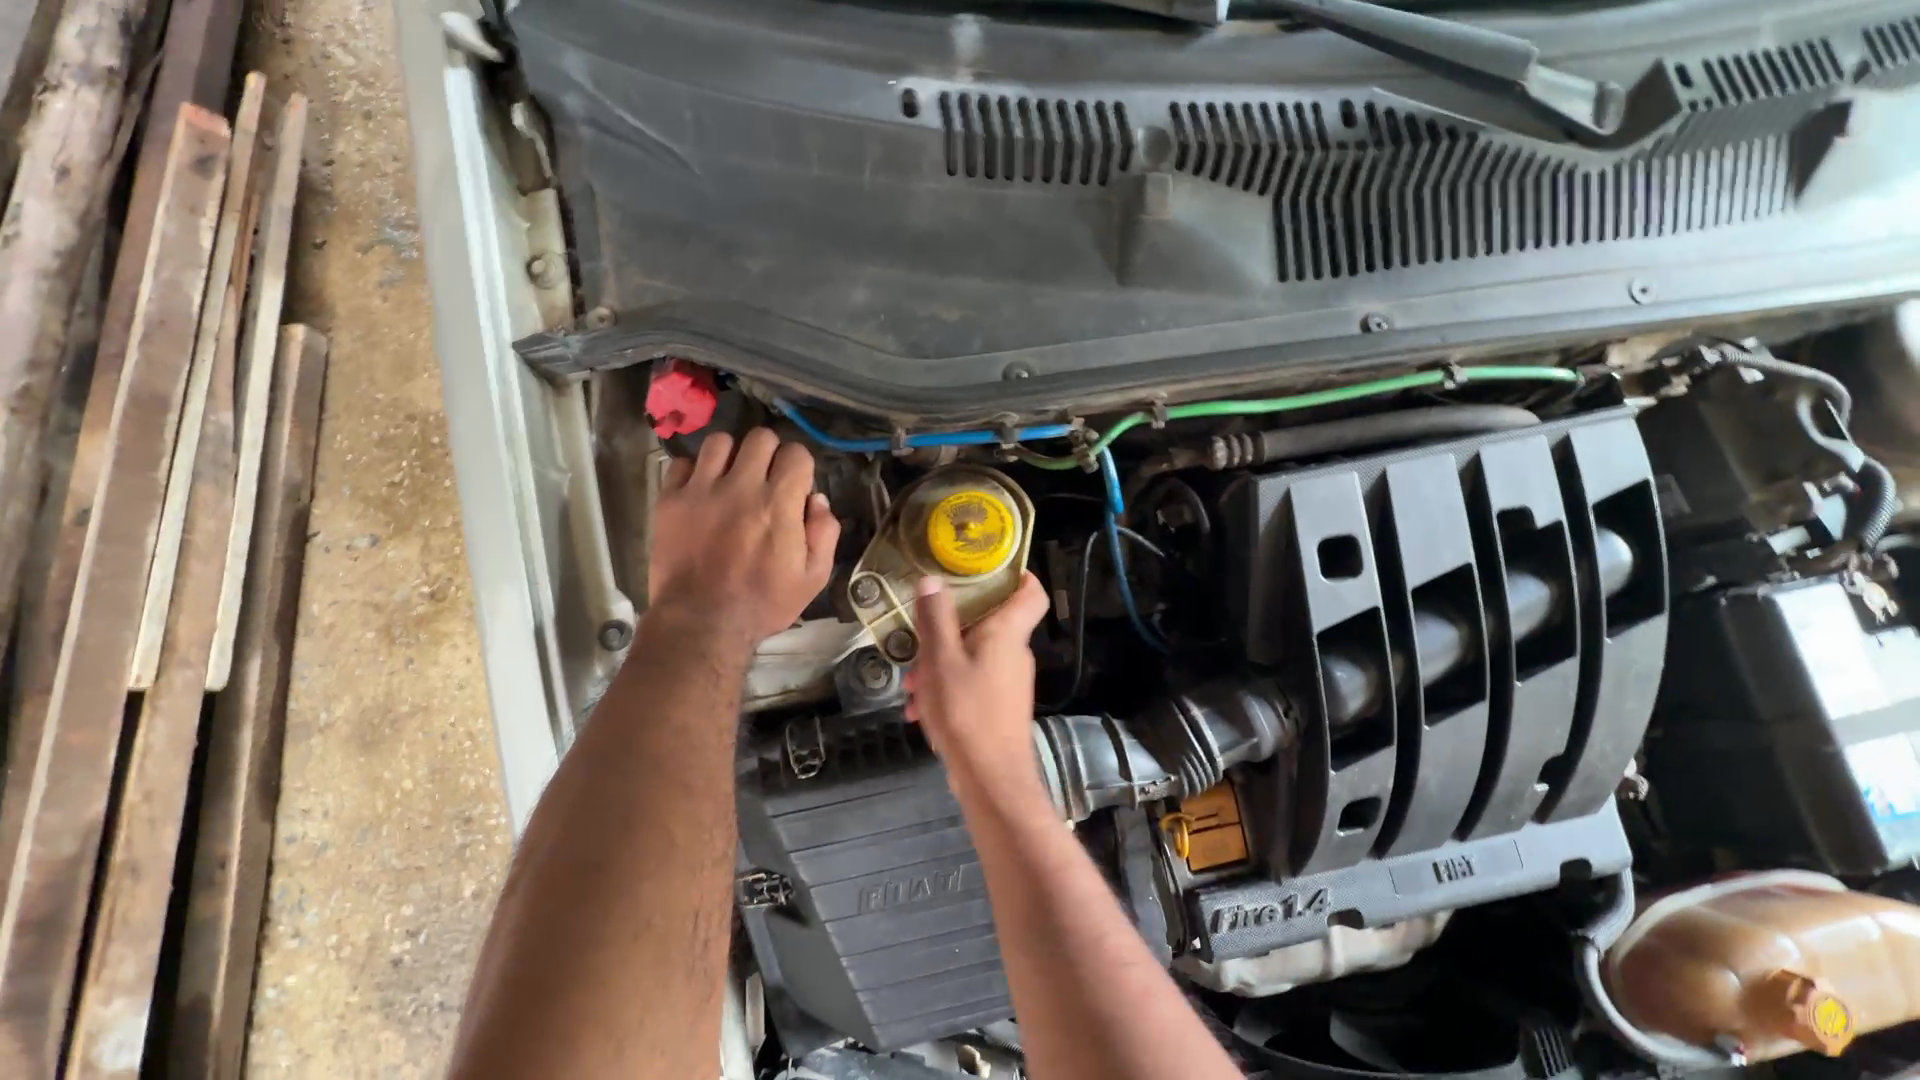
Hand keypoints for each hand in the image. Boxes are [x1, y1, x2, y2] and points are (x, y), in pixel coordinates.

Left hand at [649, 429, 840, 649]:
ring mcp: (701, 491)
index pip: (796, 453)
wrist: (702, 623)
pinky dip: (695, 472)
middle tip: (765, 479)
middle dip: (769, 454)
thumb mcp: (813, 578)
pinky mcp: (670, 500)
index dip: (799, 467)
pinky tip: (702, 492)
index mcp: (778, 503)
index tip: (794, 486)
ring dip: (732, 456)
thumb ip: (824, 533)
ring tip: (731, 479)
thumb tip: (817, 499)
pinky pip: (682, 463)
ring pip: (720, 442)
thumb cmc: (763, 604)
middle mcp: (740, 487)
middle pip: (760, 437)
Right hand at [905, 572, 1051, 804]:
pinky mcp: (999, 707)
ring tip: (911, 686)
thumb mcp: (940, 661)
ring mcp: (1009, 682)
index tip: (984, 568)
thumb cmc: (967, 712)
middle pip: (987, 623)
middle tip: (918, 638)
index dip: (1015, 574)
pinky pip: (971, 683)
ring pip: (972, 656)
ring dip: (939, 665)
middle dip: (948, 629)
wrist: (991, 779)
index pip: (1030, 591)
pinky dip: (947, 689)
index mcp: (1007, 633)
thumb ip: (935, 619)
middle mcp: (1014, 653)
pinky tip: (918, 711)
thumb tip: (932, 581)